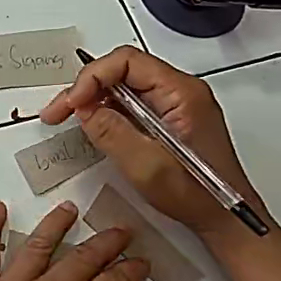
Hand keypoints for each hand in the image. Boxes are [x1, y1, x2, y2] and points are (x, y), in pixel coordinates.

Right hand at [38, 45, 264, 238]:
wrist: (223, 218)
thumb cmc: (198, 195)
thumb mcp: (147, 165)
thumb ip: (112, 131)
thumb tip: (84, 107)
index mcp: (181, 94)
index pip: (127, 62)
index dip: (92, 78)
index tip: (72, 103)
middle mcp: (178, 92)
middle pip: (121, 71)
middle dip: (84, 87)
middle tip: (57, 111)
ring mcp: (171, 105)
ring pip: (120, 86)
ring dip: (89, 99)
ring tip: (64, 118)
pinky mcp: (163, 119)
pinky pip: (126, 104)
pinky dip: (101, 111)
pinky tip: (87, 125)